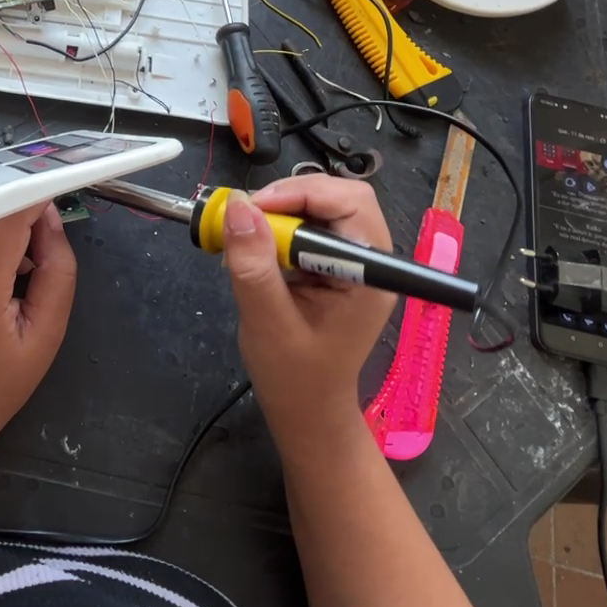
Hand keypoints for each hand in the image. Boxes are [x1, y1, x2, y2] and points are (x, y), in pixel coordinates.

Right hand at [222, 176, 398, 441]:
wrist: (306, 411)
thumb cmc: (294, 376)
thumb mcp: (267, 322)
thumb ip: (253, 265)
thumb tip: (238, 207)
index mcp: (369, 276)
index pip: (351, 204)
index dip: (303, 195)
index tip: (254, 209)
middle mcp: (368, 261)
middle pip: (338, 197)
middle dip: (289, 198)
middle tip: (245, 218)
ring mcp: (352, 262)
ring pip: (320, 207)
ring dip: (279, 212)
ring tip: (244, 235)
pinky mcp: (332, 265)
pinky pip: (308, 225)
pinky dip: (277, 226)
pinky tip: (254, 247)